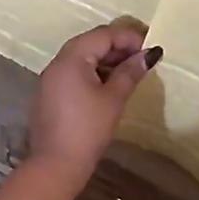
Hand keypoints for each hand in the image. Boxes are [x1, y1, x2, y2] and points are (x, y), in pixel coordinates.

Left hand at [28, 20, 160, 178]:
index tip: (150, 47)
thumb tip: (148, 54)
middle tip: (141, 59)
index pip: (103, 35)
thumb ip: (130, 73)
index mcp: (72, 58)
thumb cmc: (89, 129)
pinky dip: (91, 74)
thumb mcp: (114, 99)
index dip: (129, 38)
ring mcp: (49, 80)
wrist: (57, 164)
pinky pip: (72, 75)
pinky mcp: (48, 96)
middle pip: (90, 44)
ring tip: (127, 73)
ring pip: (80, 60)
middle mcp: (57, 63)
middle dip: (117, 48)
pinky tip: (107, 88)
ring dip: (105, 62)